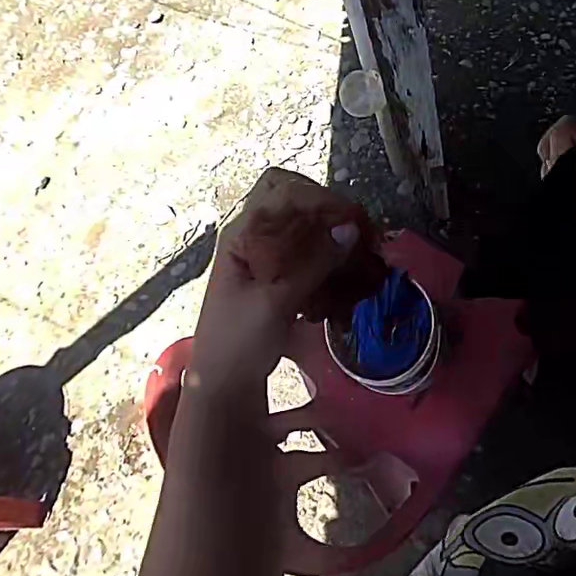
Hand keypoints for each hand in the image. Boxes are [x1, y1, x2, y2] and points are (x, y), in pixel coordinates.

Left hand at [190, 169, 362, 394]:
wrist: (220, 386)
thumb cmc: (238, 342)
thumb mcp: (276, 303)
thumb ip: (313, 264)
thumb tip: (350, 229)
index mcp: (241, 234)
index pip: (281, 189)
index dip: (318, 196)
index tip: (350, 219)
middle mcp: (249, 235)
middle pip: (290, 197)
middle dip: (325, 207)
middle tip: (354, 229)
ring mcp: (260, 254)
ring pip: (298, 222)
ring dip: (327, 228)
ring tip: (355, 248)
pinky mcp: (273, 274)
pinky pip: (301, 247)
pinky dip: (323, 251)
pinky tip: (342, 268)